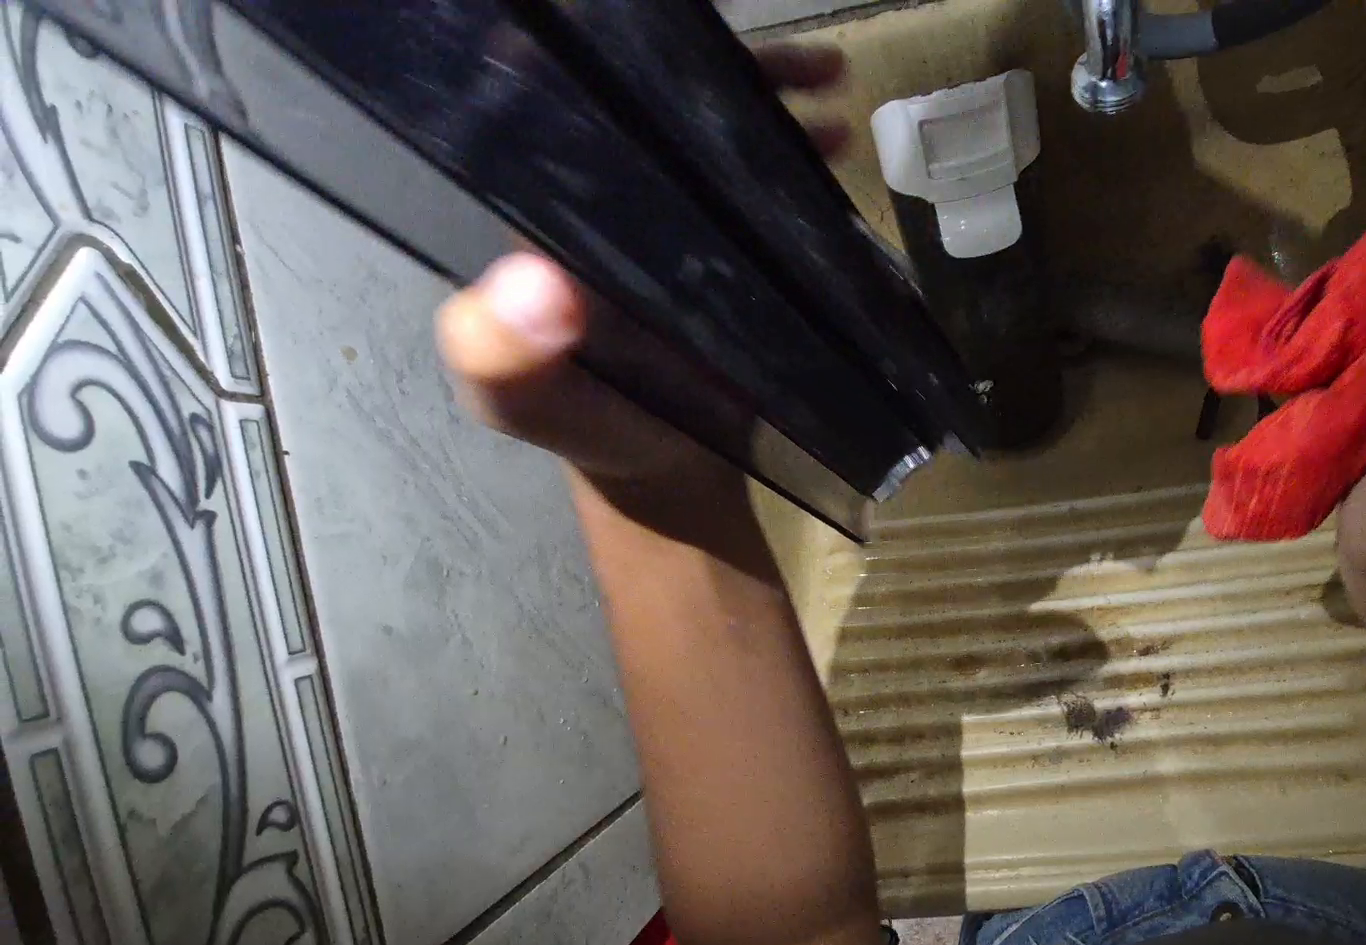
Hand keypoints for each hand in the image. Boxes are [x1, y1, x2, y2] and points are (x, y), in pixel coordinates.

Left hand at [432, 43, 851, 506]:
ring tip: (831, 86)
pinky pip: (764, 192)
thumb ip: (506, 361)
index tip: (675, 32)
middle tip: (795, 64)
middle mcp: (615, 193)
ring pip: (721, 136)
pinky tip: (839, 143)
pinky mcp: (732, 251)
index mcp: (553, 203)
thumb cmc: (587, 426)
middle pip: (660, 101)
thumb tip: (536, 290)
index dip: (613, 49)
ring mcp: (681, 219)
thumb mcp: (526, 402)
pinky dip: (801, 163)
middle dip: (726, 71)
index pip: (570, 95)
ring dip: (775, 103)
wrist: (665, 462)